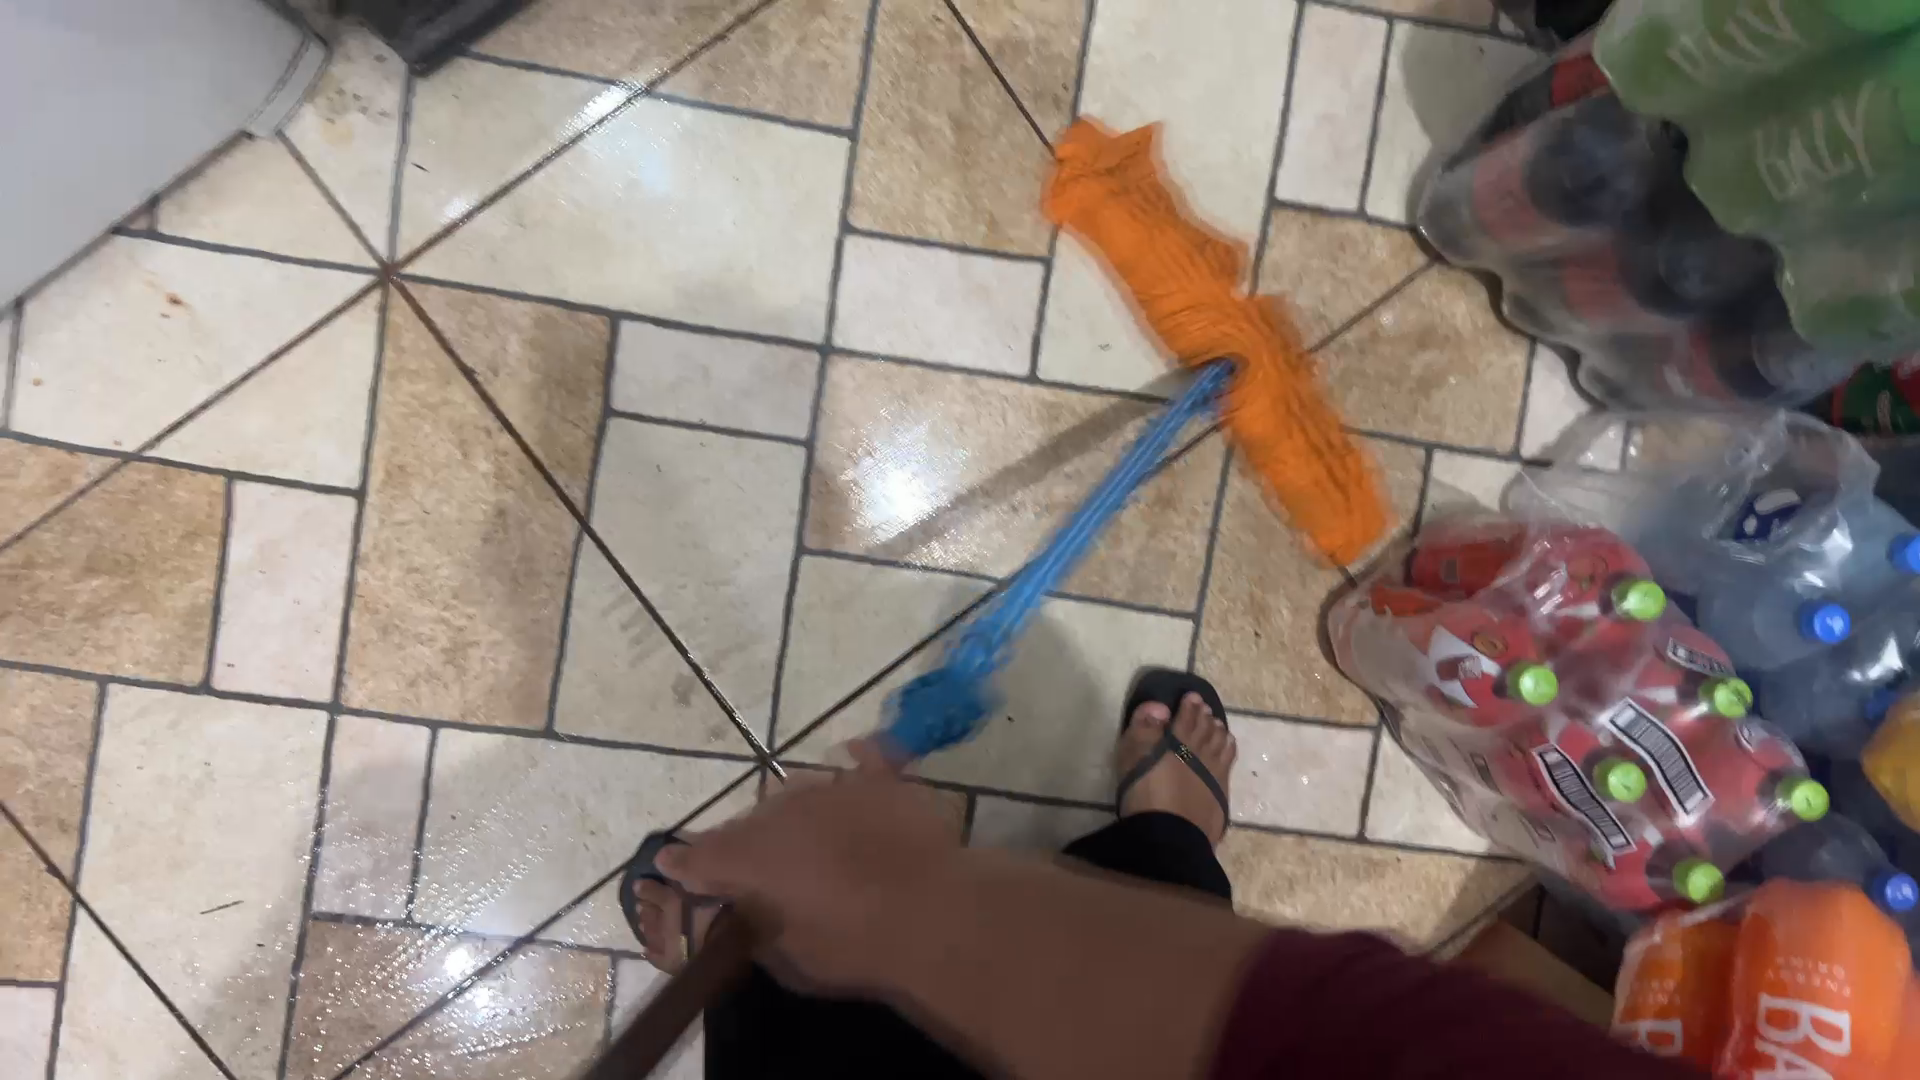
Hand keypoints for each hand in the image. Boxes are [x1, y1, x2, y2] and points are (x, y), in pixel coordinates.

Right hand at [657, 755, 958, 992]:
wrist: (931, 908)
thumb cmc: (854, 944)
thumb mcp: (790, 956)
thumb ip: (756, 924)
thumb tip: (745, 908)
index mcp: (753, 854)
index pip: (702, 854)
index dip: (686, 862)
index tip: (671, 862)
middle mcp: (783, 810)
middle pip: (753, 822)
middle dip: (749, 842)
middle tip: (762, 868)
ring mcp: (833, 787)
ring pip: (800, 794)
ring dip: (798, 814)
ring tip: (813, 838)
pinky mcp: (879, 779)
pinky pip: (863, 759)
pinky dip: (857, 761)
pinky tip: (856, 755)